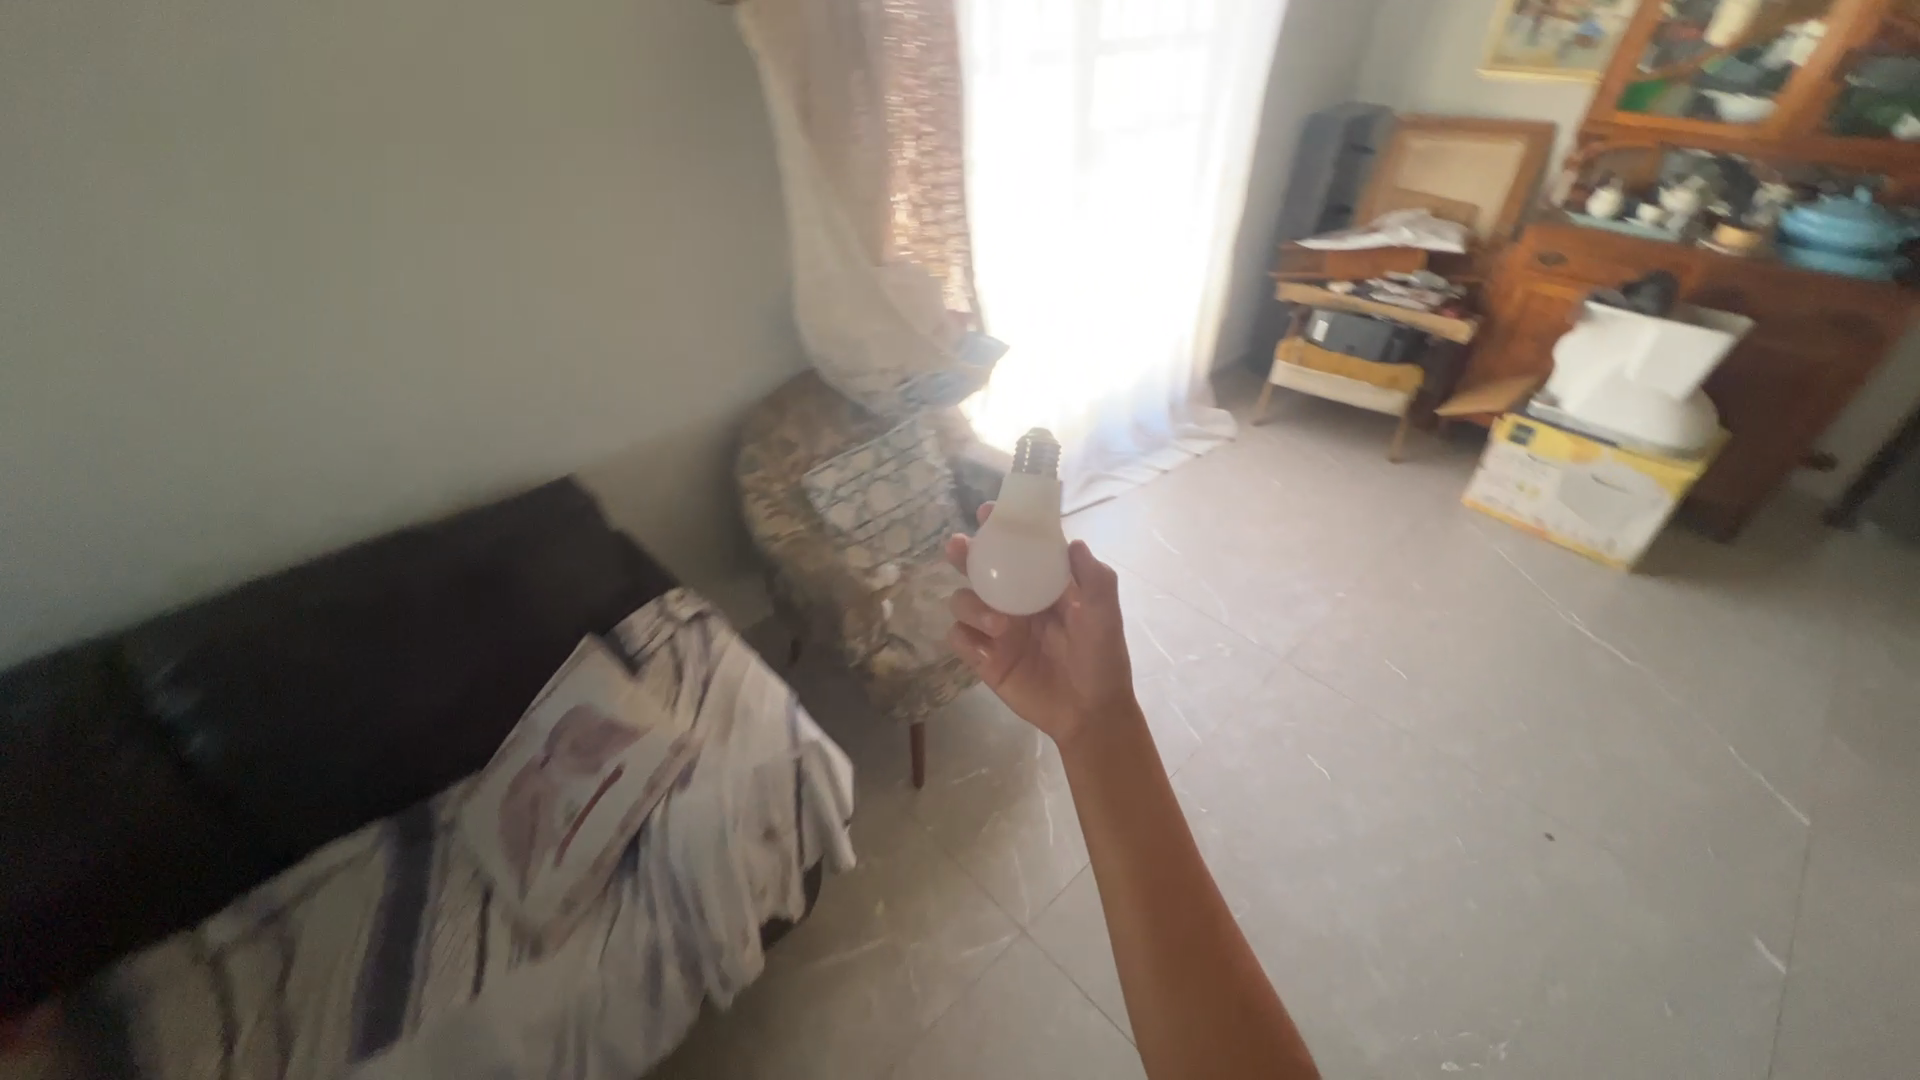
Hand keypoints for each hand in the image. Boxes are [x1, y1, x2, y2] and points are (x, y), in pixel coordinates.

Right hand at [945, 503, 1136, 748]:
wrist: (1091, 713)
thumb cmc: (1102, 658)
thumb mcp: (1105, 616)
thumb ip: (1095, 579)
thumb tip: (1074, 543)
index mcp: (1041, 585)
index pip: (1017, 549)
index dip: (1000, 528)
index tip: (988, 513)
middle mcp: (1014, 602)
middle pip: (977, 570)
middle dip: (963, 555)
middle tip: (959, 547)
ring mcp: (996, 631)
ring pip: (963, 601)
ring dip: (972, 605)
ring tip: (1000, 624)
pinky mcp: (985, 659)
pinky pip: (959, 638)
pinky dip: (965, 636)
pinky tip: (986, 646)